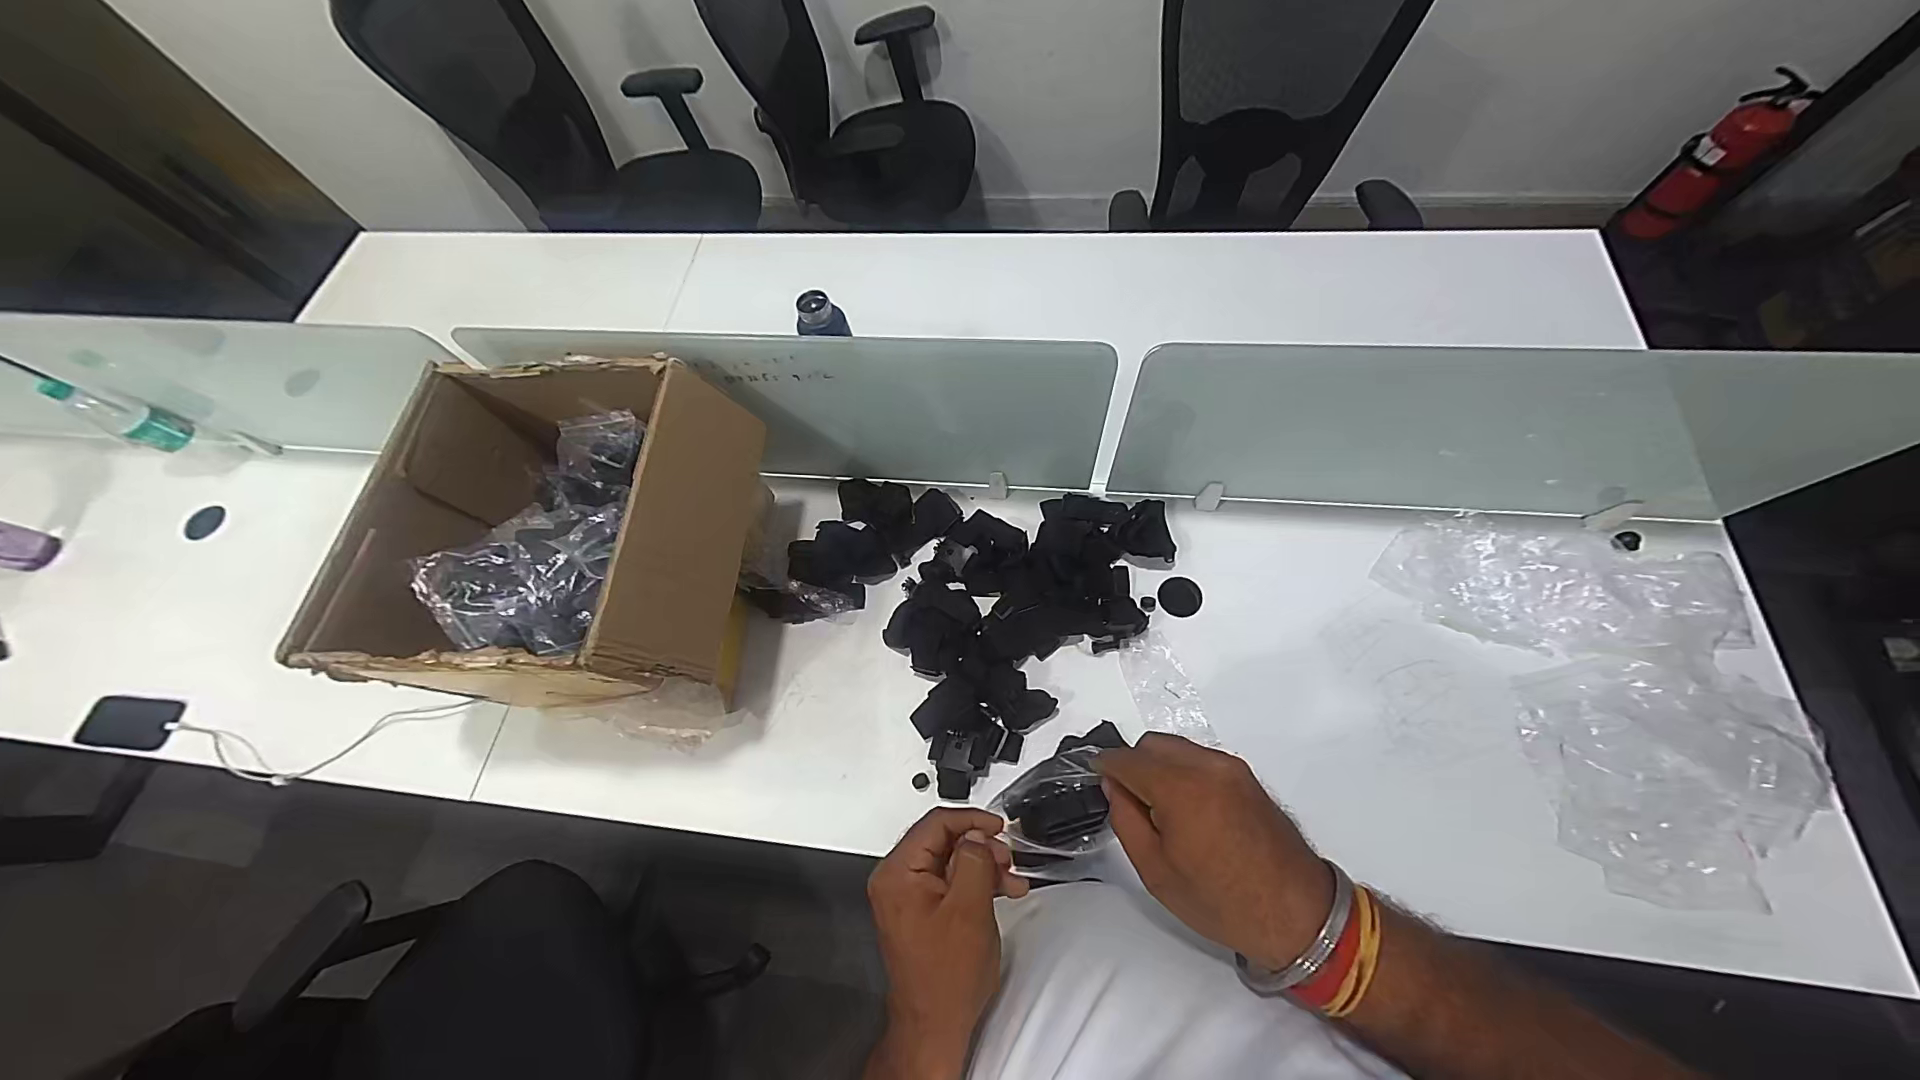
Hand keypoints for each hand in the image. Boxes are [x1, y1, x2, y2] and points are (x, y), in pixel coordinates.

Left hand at [865, 808, 1028, 1078]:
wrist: (936, 1026)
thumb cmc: (944, 981)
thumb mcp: (969, 908)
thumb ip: (974, 860)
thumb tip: (976, 834)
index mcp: (898, 873)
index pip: (936, 823)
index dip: (971, 820)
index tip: (996, 825)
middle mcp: (896, 880)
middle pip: (942, 839)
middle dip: (979, 845)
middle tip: (1005, 856)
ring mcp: (906, 895)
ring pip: (949, 859)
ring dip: (982, 864)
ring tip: (1007, 877)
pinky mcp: (919, 909)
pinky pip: (948, 880)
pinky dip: (974, 881)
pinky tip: (998, 889)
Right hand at [1095, 733, 1332, 970]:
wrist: (1299, 914)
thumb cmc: (1223, 902)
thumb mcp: (1157, 872)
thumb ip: (1126, 820)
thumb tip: (1115, 788)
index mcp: (1180, 788)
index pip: (1126, 759)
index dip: (1105, 767)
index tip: (1097, 778)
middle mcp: (1206, 766)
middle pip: (1151, 744)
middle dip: (1133, 764)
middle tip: (1131, 801)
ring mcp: (1230, 768)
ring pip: (1176, 747)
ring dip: (1159, 766)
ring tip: (1163, 808)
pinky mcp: (1246, 776)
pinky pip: (1200, 758)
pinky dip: (1184, 771)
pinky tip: (1190, 808)